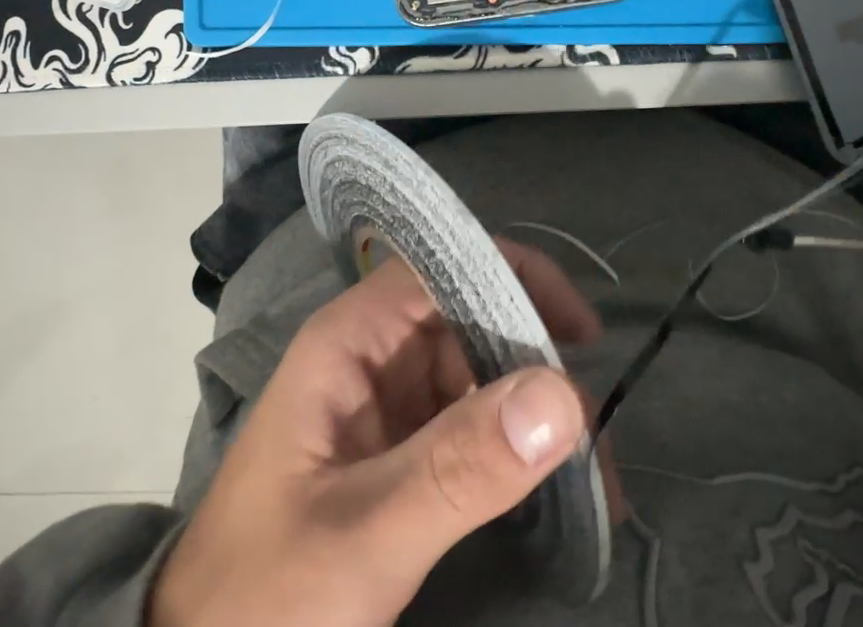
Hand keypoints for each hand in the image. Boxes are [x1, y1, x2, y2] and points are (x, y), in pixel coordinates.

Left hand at [150, 239, 602, 626]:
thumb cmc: (266, 592)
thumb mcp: (366, 533)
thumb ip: (459, 466)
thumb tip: (563, 395)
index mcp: (349, 344)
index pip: (441, 270)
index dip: (515, 283)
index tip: (583, 340)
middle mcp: (372, 358)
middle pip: (474, 322)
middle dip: (541, 369)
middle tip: (596, 450)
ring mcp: (388, 406)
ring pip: (483, 375)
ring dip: (539, 418)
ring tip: (594, 487)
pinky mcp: (401, 453)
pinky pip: (474, 428)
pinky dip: (520, 453)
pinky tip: (557, 495)